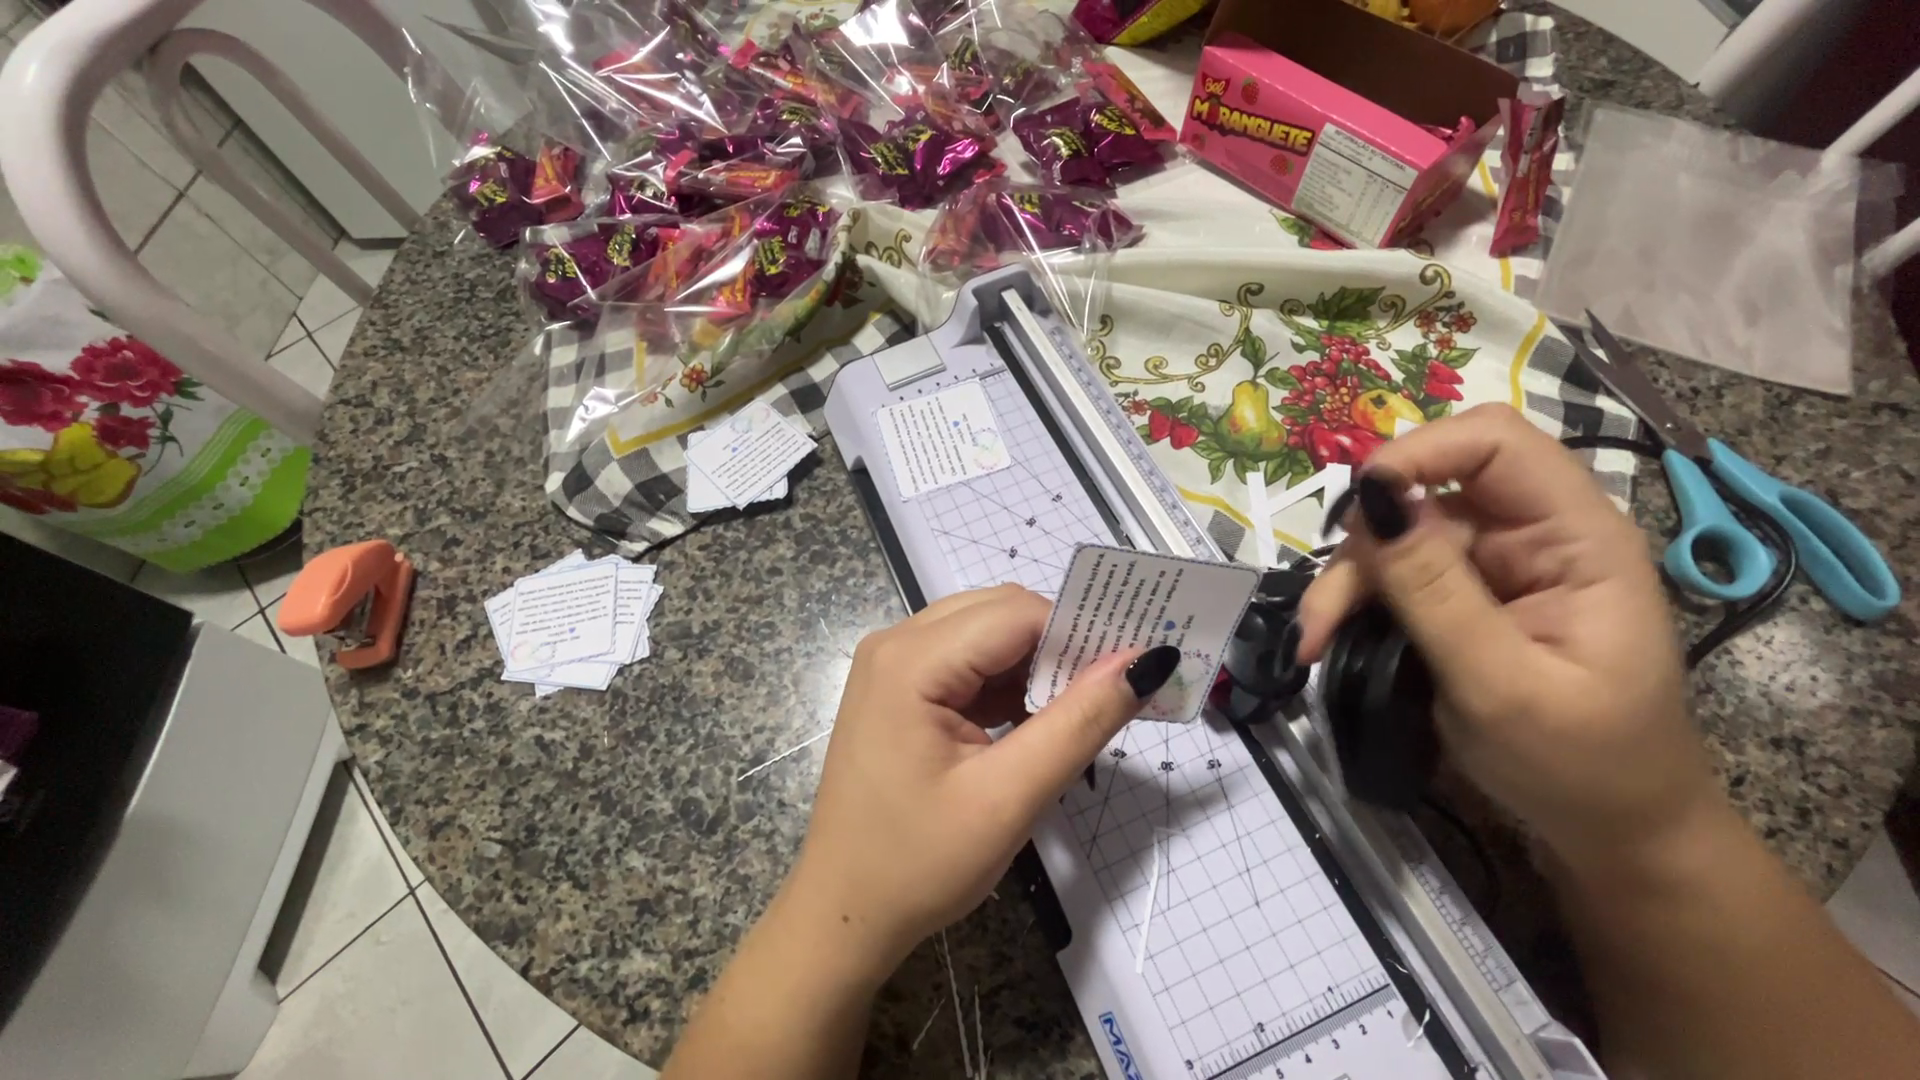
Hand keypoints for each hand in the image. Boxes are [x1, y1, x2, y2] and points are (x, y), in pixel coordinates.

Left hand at [783, 585, 1179, 978]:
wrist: (844, 913)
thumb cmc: (920, 864)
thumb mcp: (1009, 797)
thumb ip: (1079, 723)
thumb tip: (1145, 663)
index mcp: (911, 660)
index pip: (1017, 613)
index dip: (1081, 632)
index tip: (1136, 668)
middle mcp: (896, 645)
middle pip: (1000, 614)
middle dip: (1061, 645)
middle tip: (1114, 693)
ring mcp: (893, 667)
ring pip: (987, 635)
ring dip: (1037, 665)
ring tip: (1081, 711)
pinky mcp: (899, 691)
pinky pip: (967, 663)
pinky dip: (1008, 683)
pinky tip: (1036, 722)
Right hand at [1297, 405, 1720, 868]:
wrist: (1612, 830)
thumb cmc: (1580, 764)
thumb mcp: (1499, 682)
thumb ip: (1434, 590)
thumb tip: (1373, 498)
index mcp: (1577, 537)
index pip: (1494, 442)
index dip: (1419, 453)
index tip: (1357, 510)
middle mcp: (1534, 535)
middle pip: (1427, 491)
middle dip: (1365, 544)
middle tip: (1323, 613)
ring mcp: (1496, 566)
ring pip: (1396, 535)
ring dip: (1347, 582)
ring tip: (1314, 640)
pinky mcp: (1465, 597)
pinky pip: (1394, 576)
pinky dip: (1354, 603)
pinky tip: (1327, 639)